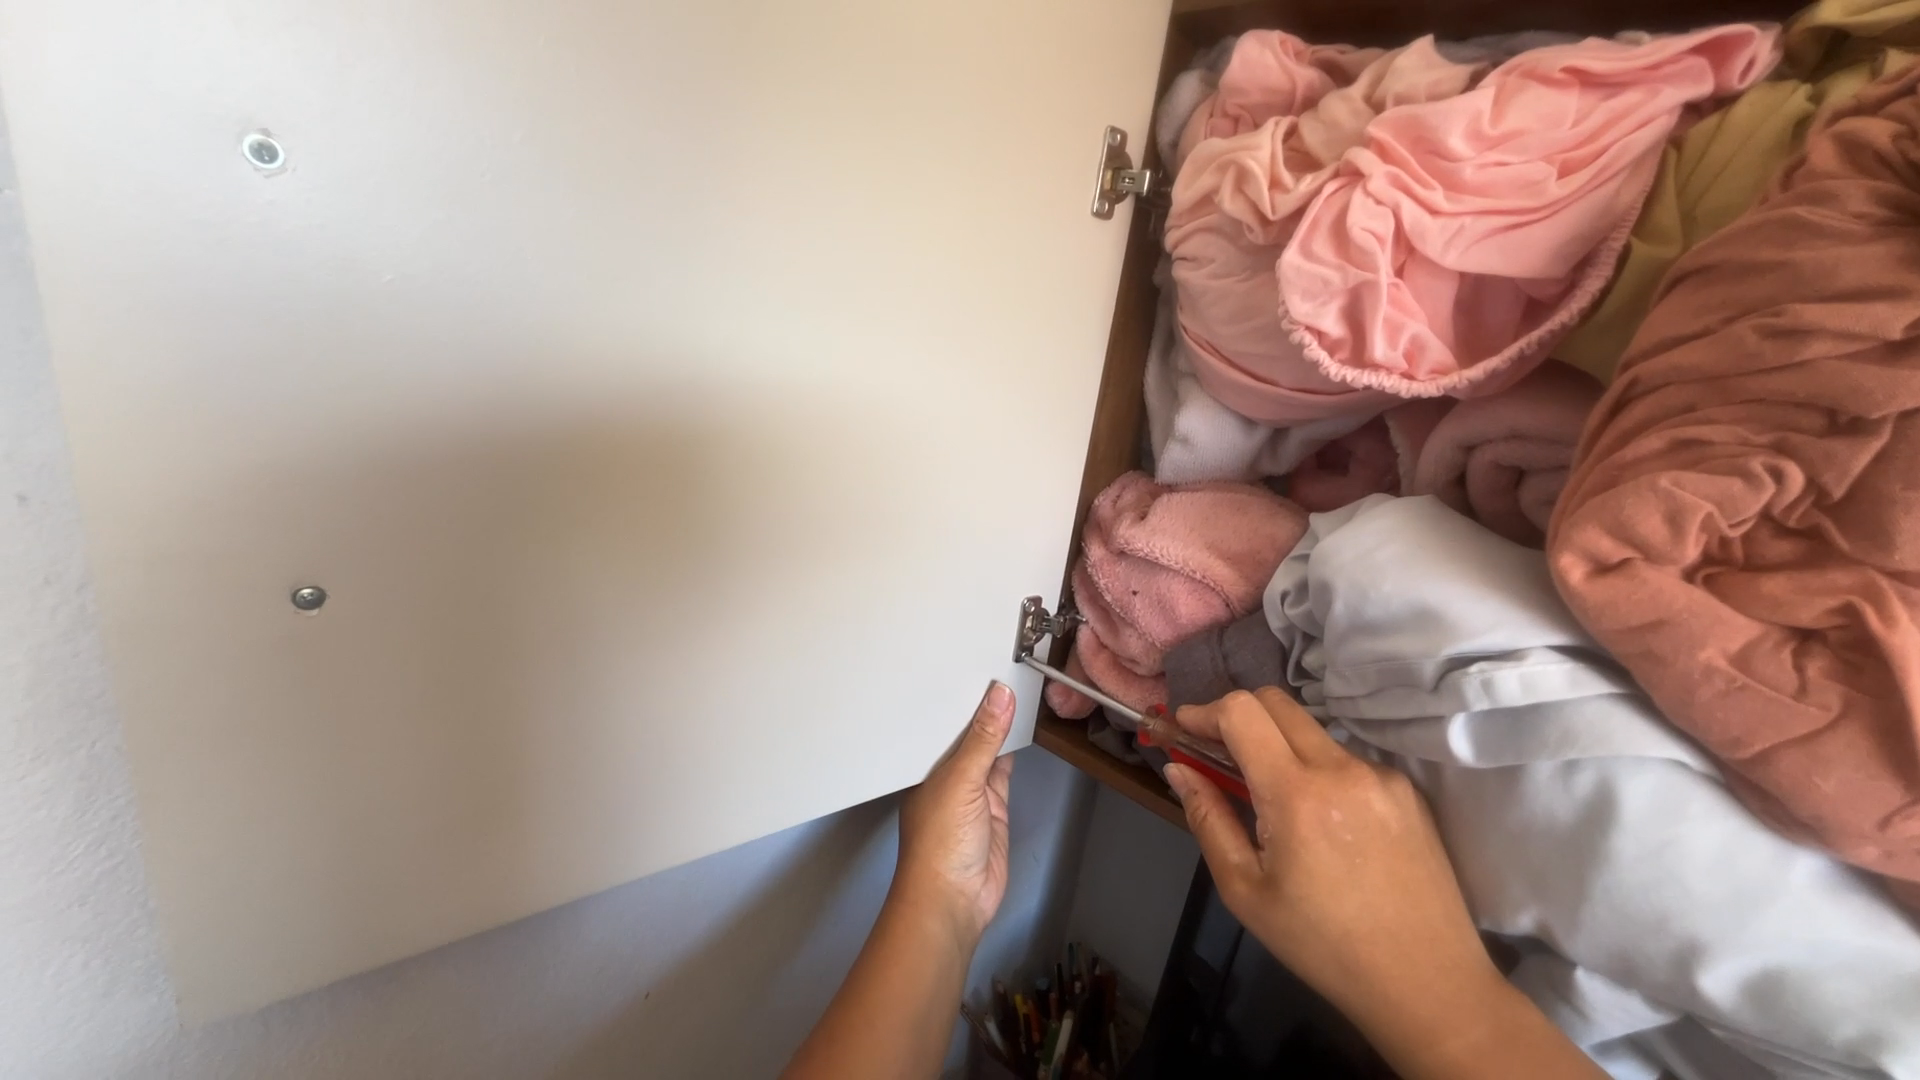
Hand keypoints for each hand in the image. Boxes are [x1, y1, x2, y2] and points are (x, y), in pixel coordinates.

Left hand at [893, 681, 1015, 948]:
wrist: (954, 902)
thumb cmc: (941, 841)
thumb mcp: (962, 782)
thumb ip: (983, 739)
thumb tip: (1000, 692)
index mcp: (924, 764)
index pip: (942, 721)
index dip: (959, 694)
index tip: (976, 658)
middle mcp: (946, 773)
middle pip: (967, 733)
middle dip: (982, 705)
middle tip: (1001, 660)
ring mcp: (971, 790)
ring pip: (988, 749)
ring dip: (999, 725)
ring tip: (1015, 682)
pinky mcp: (994, 805)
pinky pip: (1003, 769)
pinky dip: (1011, 750)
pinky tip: (1021, 724)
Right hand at [1163, 689, 1501, 1035]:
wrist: (1429, 984)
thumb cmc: (1322, 944)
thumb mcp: (1244, 889)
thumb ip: (1207, 818)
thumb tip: (1178, 768)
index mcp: (1298, 795)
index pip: (1242, 712)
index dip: (1204, 711)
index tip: (1184, 729)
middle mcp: (1342, 769)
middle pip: (1275, 702)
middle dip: (1236, 715)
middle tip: (1216, 751)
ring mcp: (1381, 776)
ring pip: (1310, 730)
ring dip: (1276, 743)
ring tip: (1269, 795)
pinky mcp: (1407, 790)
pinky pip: (1344, 758)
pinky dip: (1316, 768)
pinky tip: (1319, 819)